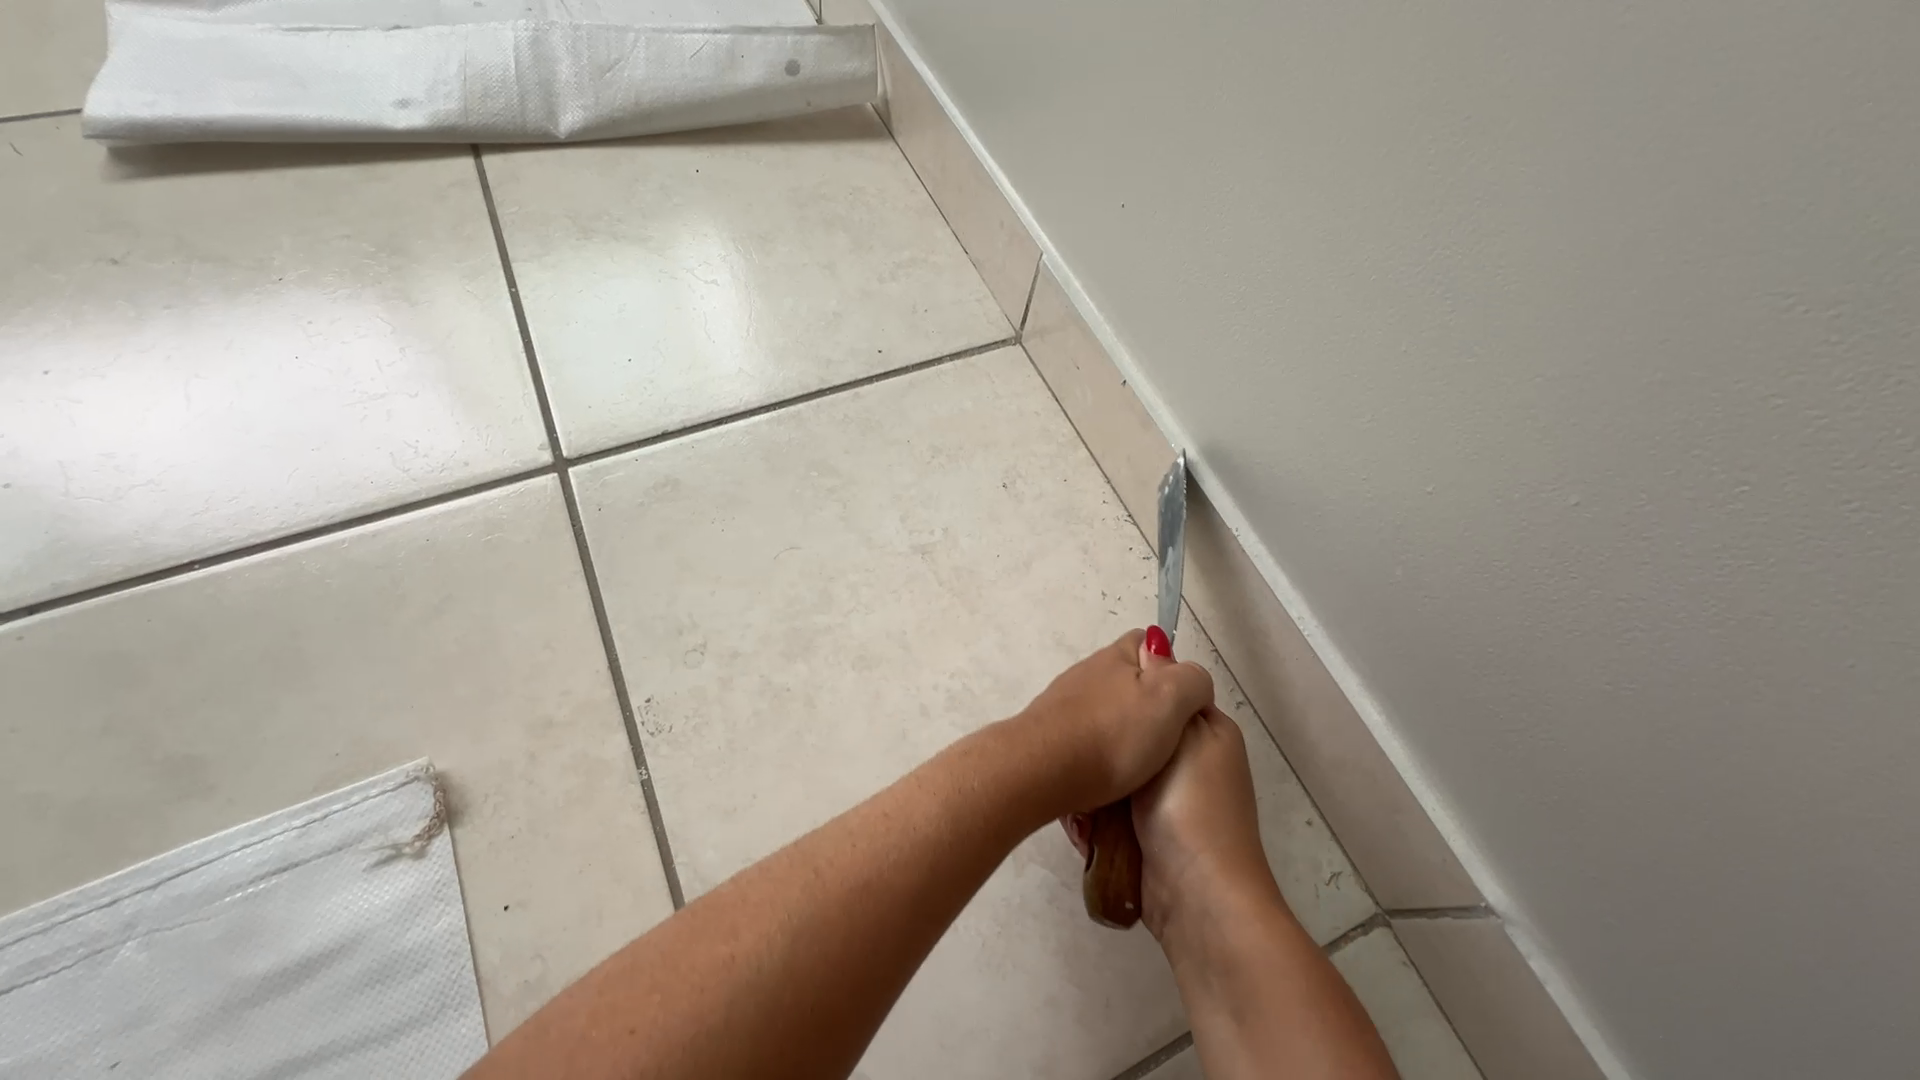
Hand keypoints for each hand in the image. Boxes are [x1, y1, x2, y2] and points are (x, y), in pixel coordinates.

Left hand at [1016, 630, 1213, 815]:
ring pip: (1105, 713)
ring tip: (1136, 767)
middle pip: (1127, 681)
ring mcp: (1063, 704)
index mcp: (1116, 657)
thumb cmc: (1111, 735)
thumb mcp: (1170, 699)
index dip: (1171, 669)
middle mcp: (1087, 673)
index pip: (1148, 643)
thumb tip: (1190, 678)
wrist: (1040, 771)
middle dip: (1147, 708)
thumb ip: (1191, 680)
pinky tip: (1105, 777)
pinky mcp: (1048, 735)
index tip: (1182, 707)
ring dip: (1121, 734)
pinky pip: (1083, 739)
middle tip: (1164, 743)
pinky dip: (1098, 754)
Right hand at [1060, 701, 1274, 937]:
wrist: (1195, 894)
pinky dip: (1095, 824)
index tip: (1093, 704)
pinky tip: (1082, 829)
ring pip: (1113, 781)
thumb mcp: (1183, 735)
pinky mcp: (1145, 840)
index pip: (1161, 700)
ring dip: (1092, 793)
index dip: (1129, 698)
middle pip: (1130, 742)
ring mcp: (1165, 807)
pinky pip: (1110, 818)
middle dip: (1102, 753)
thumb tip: (1156, 640)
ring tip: (1075, 799)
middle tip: (1077, 757)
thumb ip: (1164, 692)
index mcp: (1207, 735)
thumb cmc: (1190, 805)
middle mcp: (1189, 767)